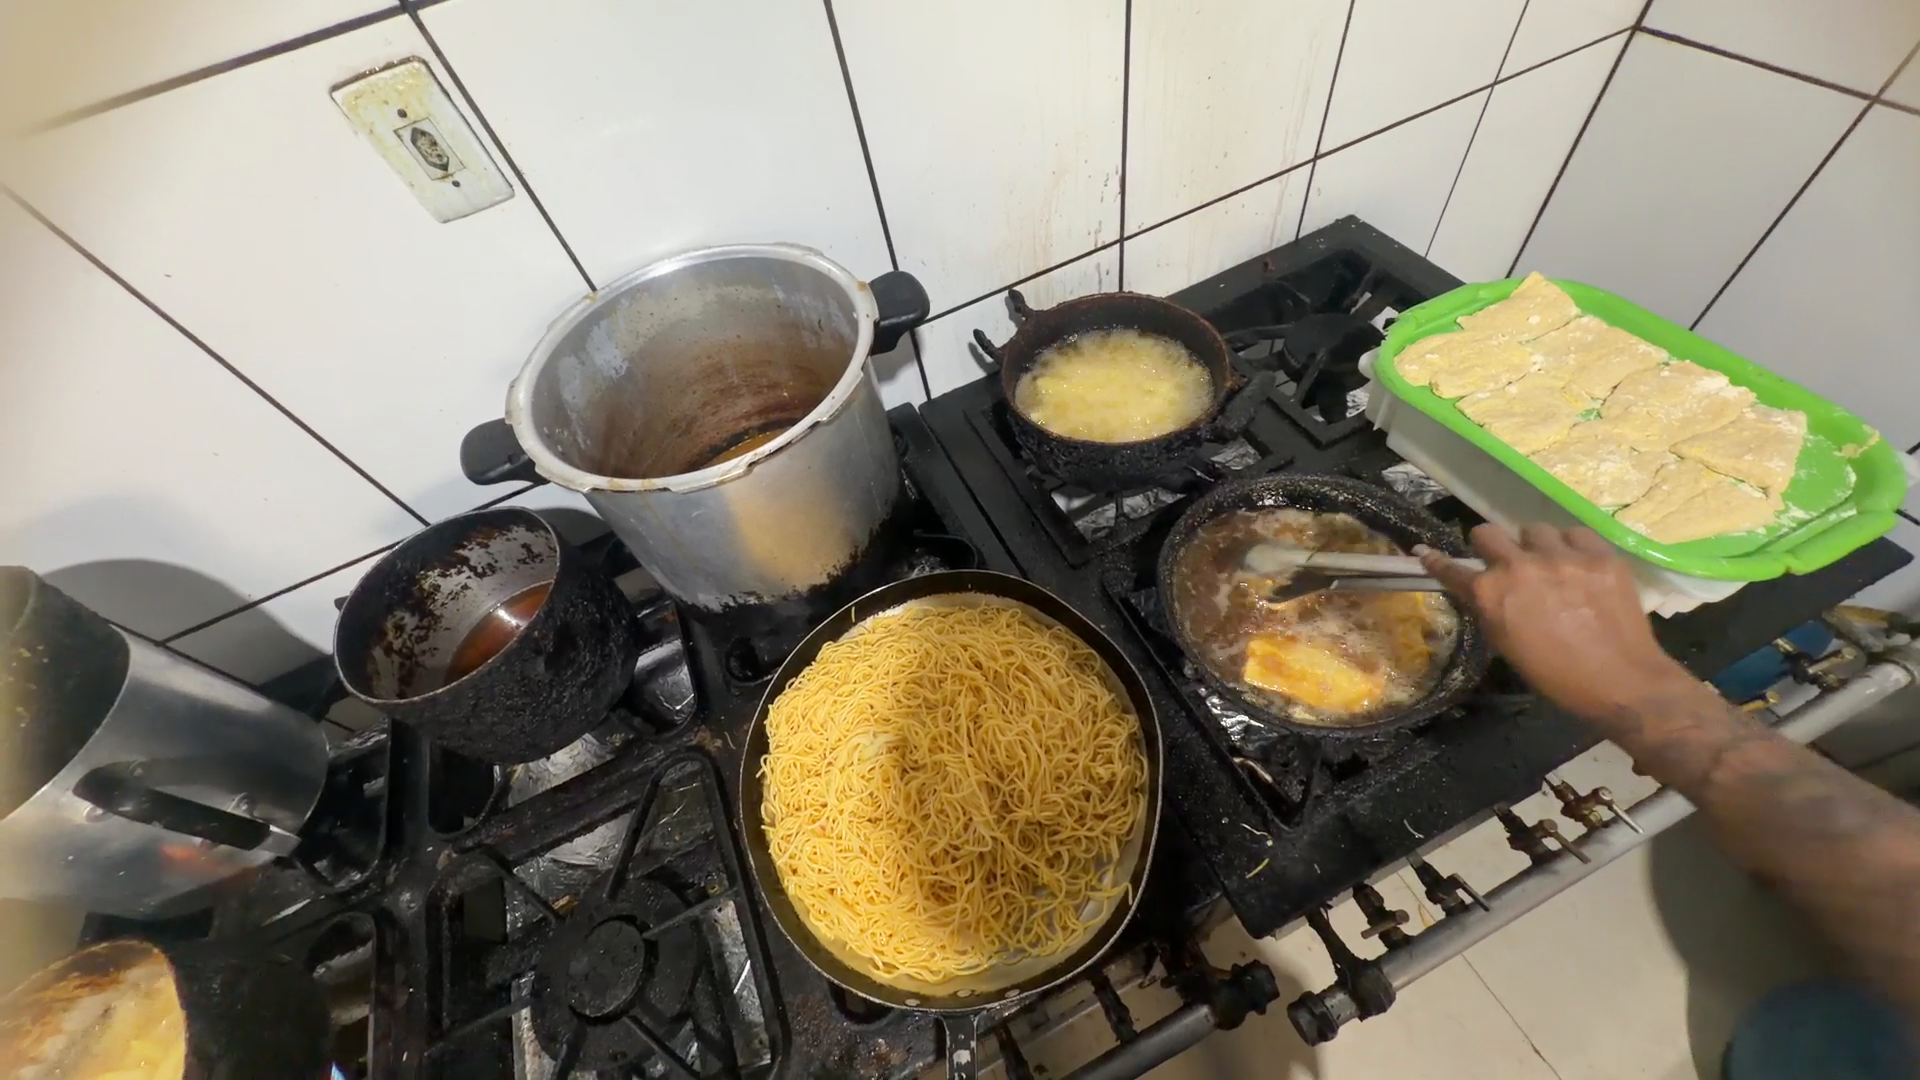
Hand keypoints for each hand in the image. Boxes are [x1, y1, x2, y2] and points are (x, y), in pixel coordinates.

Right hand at [1418, 524, 1691, 719]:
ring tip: (1548, 562)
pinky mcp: (1601, 558)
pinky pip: (1577, 534)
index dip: (1435, 561)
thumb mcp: (1501, 639)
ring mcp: (1563, 559)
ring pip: (1534, 530)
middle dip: (1489, 546)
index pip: (1450, 568)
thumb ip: (1486, 605)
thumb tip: (1477, 587)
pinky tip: (1576, 563)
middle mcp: (1519, 566)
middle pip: (1488, 532)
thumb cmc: (1550, 670)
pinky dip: (1571, 545)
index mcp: (1489, 592)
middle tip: (1502, 560)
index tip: (1426, 554)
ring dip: (1534, 545)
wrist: (1620, 681)